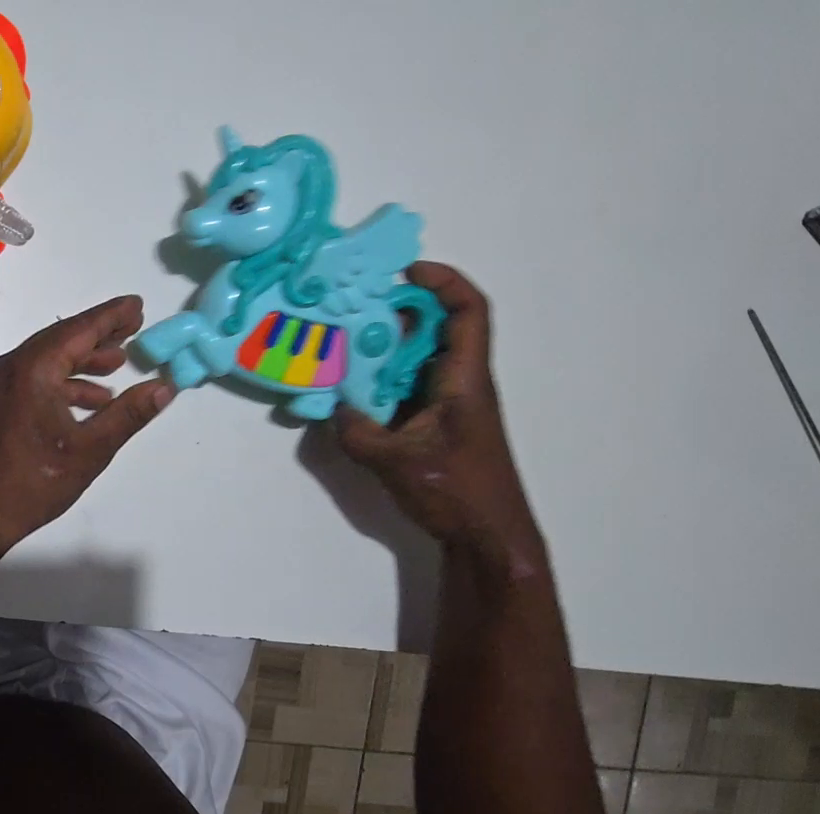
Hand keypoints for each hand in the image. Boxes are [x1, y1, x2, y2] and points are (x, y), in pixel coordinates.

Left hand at [0, 295, 174, 553]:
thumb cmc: (34, 483)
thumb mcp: (91, 449)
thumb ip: (128, 414)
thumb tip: (165, 387)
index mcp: (32, 370)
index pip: (79, 330)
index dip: (111, 317)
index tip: (137, 306)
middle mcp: (9, 368)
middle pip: (60, 340)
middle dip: (98, 335)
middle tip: (133, 329)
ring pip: (45, 360)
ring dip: (81, 362)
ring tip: (116, 365)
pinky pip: (31, 379)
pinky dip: (61, 383)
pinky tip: (88, 401)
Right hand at [333, 263, 541, 560]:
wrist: (486, 535)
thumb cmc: (455, 491)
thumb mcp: (395, 462)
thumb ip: (357, 433)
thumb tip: (333, 410)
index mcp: (464, 381)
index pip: (468, 312)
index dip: (442, 282)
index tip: (404, 272)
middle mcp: (459, 385)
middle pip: (437, 330)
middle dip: (398, 314)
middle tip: (355, 312)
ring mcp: (447, 408)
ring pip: (418, 362)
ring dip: (385, 352)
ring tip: (343, 349)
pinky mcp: (434, 428)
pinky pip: (406, 392)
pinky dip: (381, 386)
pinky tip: (351, 396)